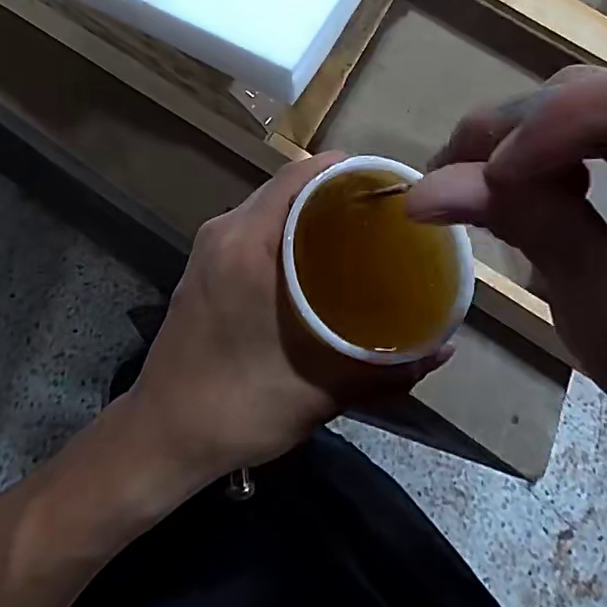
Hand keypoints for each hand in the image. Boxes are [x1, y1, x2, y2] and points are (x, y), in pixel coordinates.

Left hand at [124, 152, 448, 480]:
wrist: (162, 436)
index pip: (299, 177)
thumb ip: (385, 368)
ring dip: (309, 213)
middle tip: (383, 216)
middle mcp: (223, 231)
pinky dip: (285, 231)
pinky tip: (314, 262)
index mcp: (246, 242)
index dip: (345, 170)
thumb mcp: (321, 389)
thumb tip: (444, 349)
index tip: (388, 186)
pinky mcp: (203, 267)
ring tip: (357, 235)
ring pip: (268, 208)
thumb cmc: (240, 406)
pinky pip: (253, 228)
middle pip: (286, 188)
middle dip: (334, 193)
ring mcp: (208, 248)